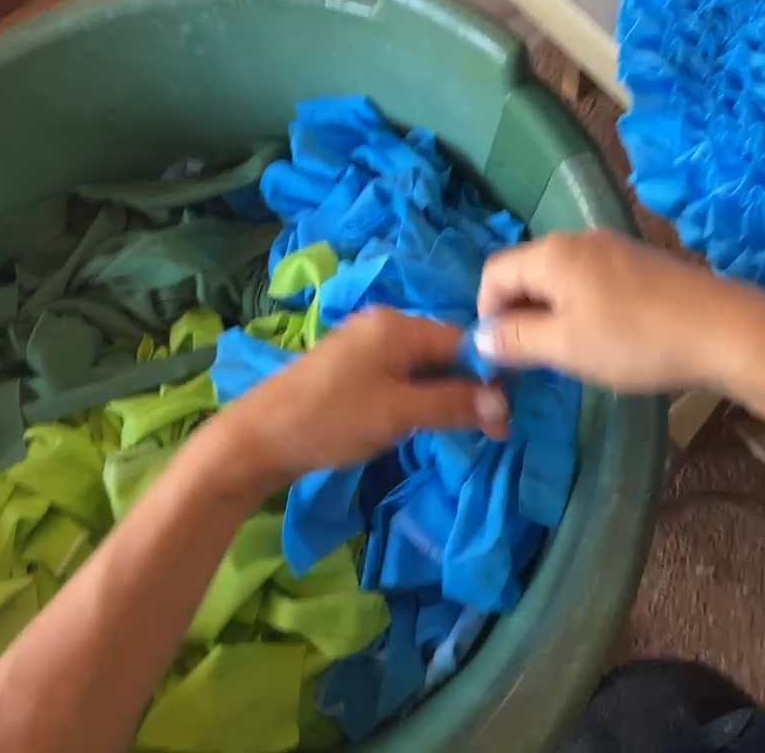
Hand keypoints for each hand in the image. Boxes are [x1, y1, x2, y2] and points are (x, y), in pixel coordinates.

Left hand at [209, 309, 509, 494]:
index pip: (462, 341)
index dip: (489, 377)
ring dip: (443, 396)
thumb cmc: (331, 420)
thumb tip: (505, 404)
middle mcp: (383, 325)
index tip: (507, 417)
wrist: (258, 439)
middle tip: (491, 431)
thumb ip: (453, 403)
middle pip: (443, 352)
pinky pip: (400, 376)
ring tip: (461, 430)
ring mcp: (365, 345)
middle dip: (467, 388)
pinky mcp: (352, 368)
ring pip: (422, 367)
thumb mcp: (398, 413)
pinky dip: (417, 397)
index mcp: (397, 325)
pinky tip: (421, 421)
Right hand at [476, 230, 764, 395]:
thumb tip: (481, 337)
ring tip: (567, 350)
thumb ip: (516, 340)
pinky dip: (579, 305)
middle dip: (518, 313)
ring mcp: (612, 246)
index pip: (494, 273)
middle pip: (525, 271)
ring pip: (558, 277)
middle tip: (531, 358)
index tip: (501, 354)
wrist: (727, 331)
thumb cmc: (636, 340)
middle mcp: (577, 239)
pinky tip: (603, 334)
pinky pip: (588, 278)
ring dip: (549, 312)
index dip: (486, 313)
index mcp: (552, 254)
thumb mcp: (566, 347)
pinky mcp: (638, 261)